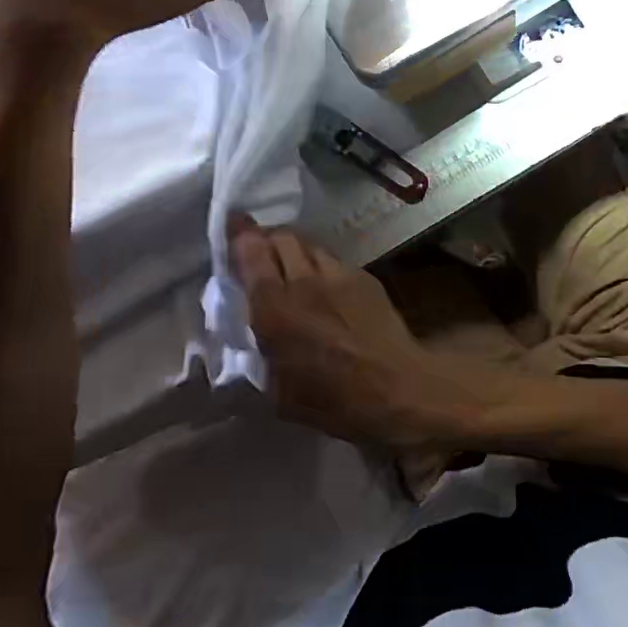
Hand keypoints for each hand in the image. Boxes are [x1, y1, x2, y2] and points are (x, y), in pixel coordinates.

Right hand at [230, 218, 508, 450]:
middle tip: (259, 248)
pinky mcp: (365, 278)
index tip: (233, 225)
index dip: (239, 236)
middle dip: (266, 237)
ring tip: (290, 261)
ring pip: (309, 244)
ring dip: (294, 247)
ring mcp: (339, 275)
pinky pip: (333, 260)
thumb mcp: (276, 389)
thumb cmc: (331, 400)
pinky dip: (320, 263)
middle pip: (281, 238)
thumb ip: (261, 351)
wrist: (395, 388)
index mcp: (274, 308)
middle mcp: (304, 281)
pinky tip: (323, 280)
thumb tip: (256, 334)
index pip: (251, 254)